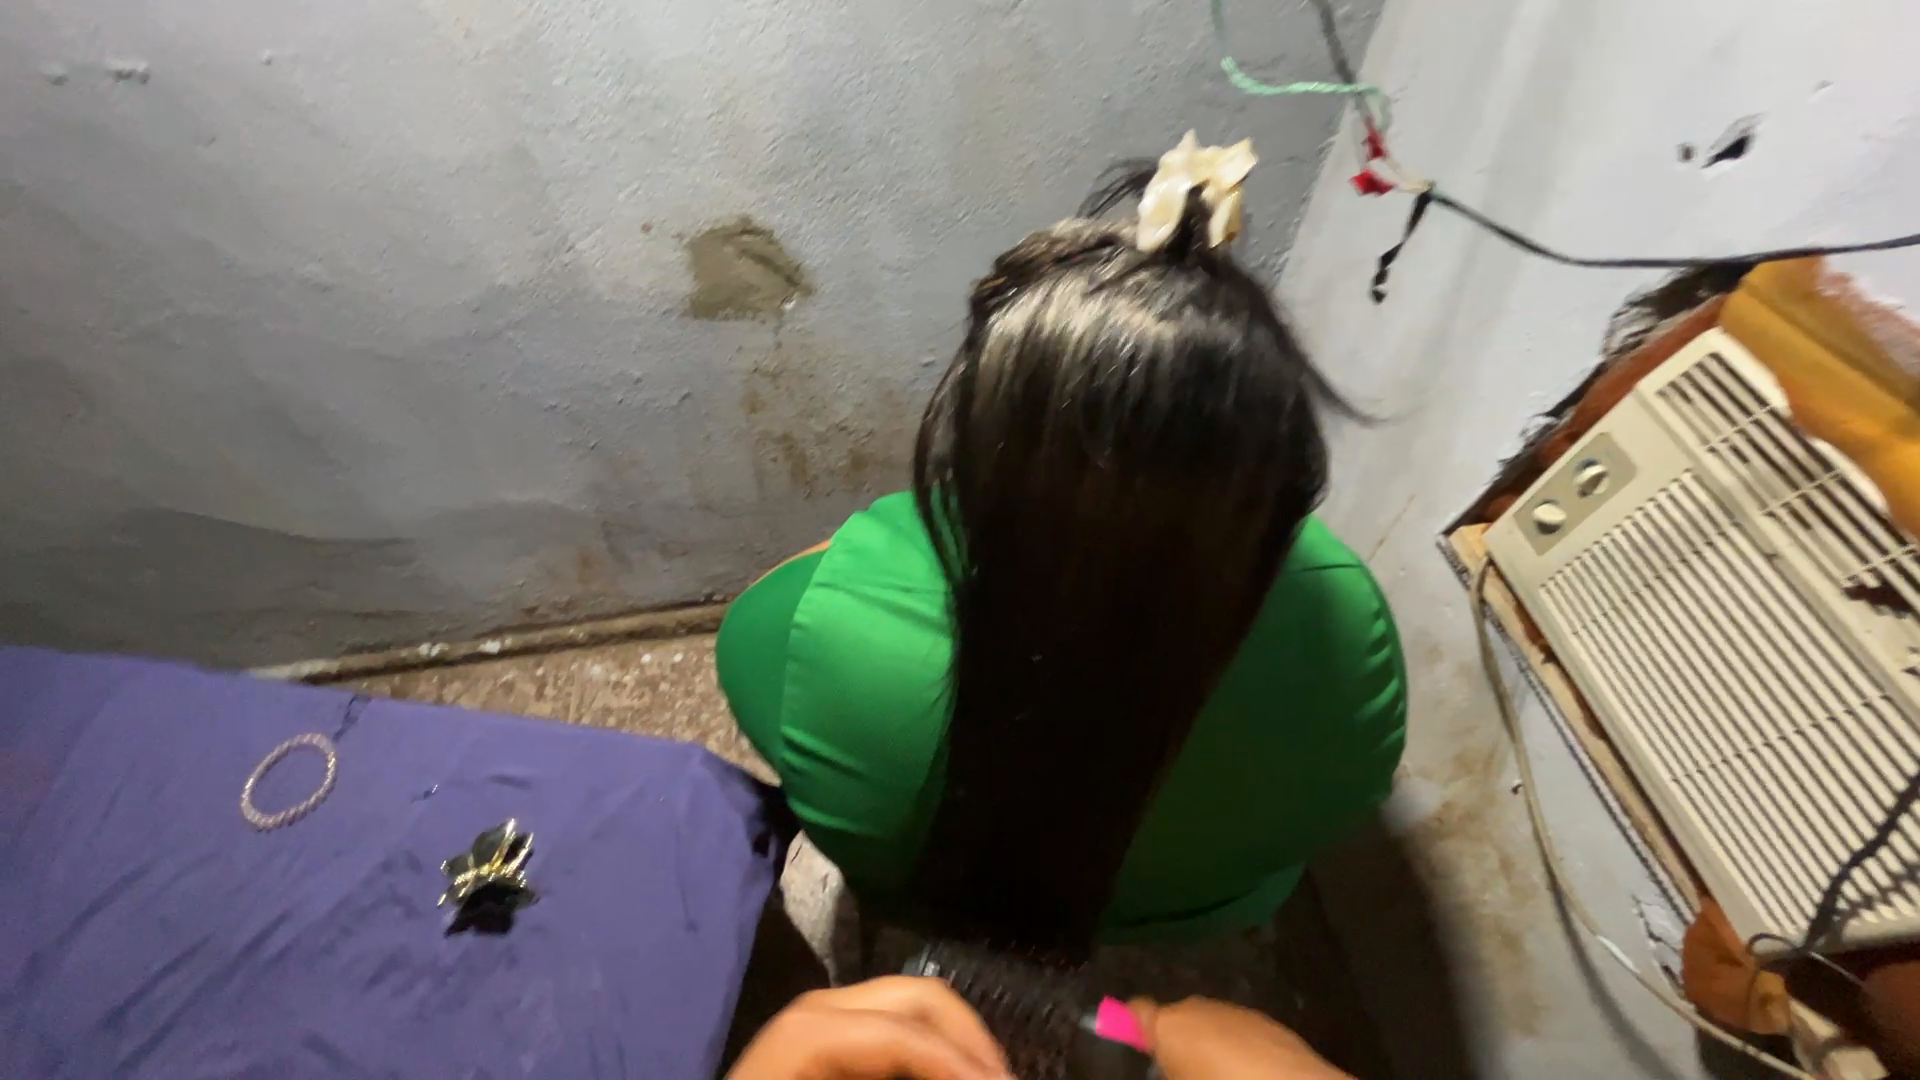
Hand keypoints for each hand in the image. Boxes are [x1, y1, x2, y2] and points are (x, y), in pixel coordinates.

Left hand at [727, 976, 1013, 1079]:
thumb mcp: (821, 1077)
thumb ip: (898, 1070)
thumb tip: (960, 1070)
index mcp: (810, 1030)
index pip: (904, 1030)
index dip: (959, 1060)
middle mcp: (820, 1007)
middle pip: (917, 998)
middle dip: (968, 1040)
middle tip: (1006, 1078)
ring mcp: (822, 1017)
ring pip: (911, 1008)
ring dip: (952, 1043)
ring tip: (982, 1074)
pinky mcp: (825, 1035)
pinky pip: (891, 1028)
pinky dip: (925, 1051)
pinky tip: (941, 1075)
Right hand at [1129, 997, 1353, 1079]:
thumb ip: (1171, 1069)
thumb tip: (1169, 1064)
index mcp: (1168, 1027)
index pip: (1135, 1011)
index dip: (1129, 1025)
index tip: (1130, 1042)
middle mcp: (1196, 1009)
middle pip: (1175, 1021)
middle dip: (1178, 1044)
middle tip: (1186, 1076)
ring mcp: (1232, 1012)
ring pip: (1210, 1026)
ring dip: (1211, 1047)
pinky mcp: (1266, 1022)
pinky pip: (1239, 1033)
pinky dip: (1239, 1050)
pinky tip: (1253, 1079)